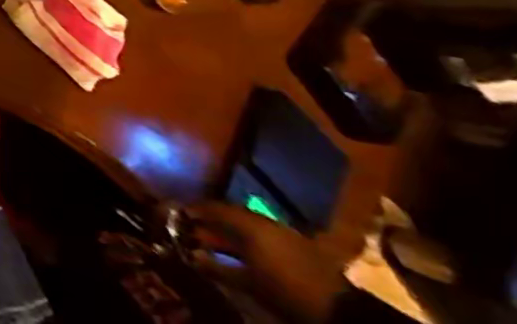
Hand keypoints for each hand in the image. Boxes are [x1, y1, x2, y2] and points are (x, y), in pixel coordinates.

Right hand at [185, 202, 346, 323]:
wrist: (338, 308)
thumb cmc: (285, 290)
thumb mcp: (249, 283)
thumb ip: (218, 268)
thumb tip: (191, 256)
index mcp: (250, 224)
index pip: (215, 208)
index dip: (195, 210)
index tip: (178, 214)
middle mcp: (264, 221)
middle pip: (231, 216)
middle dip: (211, 223)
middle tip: (193, 231)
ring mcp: (283, 232)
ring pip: (247, 226)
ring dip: (229, 233)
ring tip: (214, 244)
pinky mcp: (297, 245)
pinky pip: (263, 236)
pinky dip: (248, 241)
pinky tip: (243, 254)